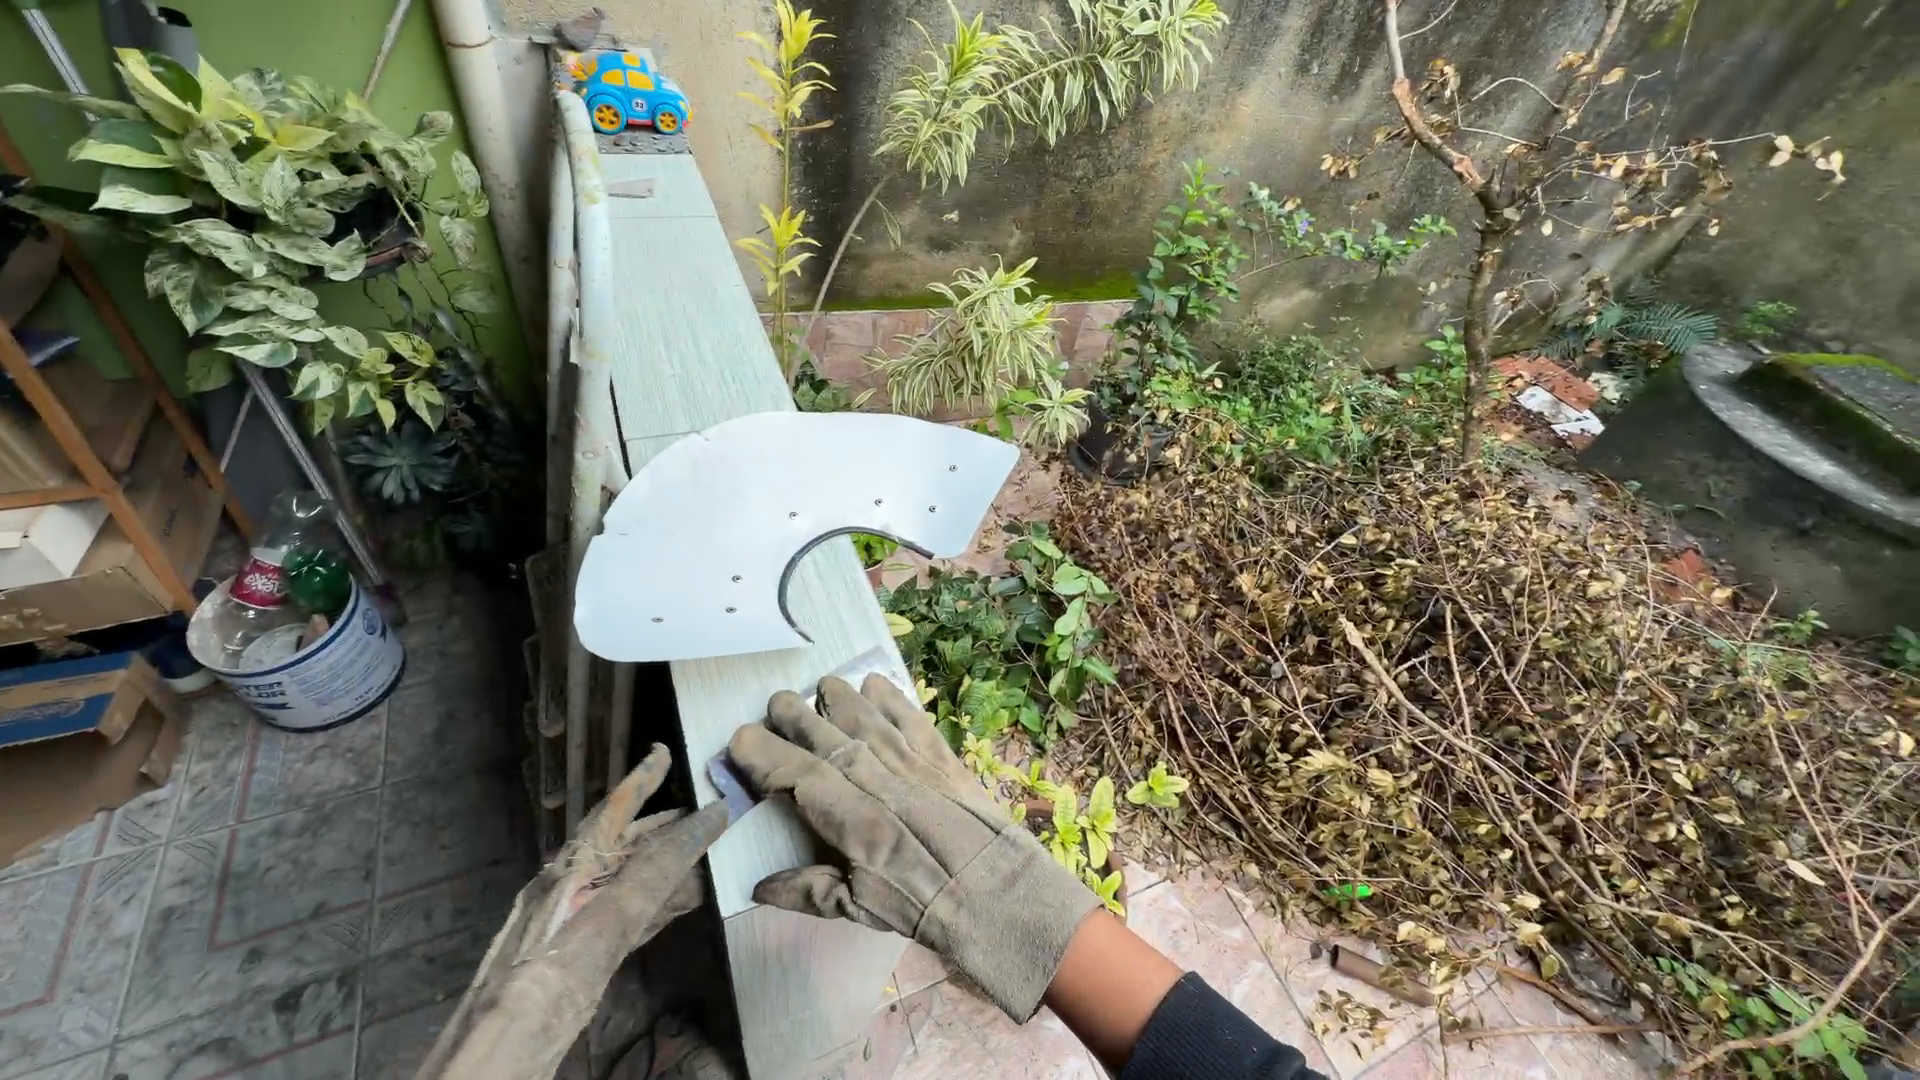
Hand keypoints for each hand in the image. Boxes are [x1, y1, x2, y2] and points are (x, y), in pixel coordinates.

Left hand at [414, 745, 729, 1079]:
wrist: (486, 1074)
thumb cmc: (539, 998)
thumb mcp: (602, 929)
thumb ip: (654, 875)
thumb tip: (709, 818)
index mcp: (563, 877)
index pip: (610, 815)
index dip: (639, 782)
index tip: (663, 753)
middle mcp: (562, 893)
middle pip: (618, 846)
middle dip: (661, 826)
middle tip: (704, 811)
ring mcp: (564, 930)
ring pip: (621, 882)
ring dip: (663, 866)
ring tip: (704, 858)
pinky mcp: (570, 966)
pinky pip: (619, 918)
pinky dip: (653, 905)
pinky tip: (675, 908)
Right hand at [728, 674, 1100, 1020]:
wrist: (993, 889)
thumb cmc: (921, 902)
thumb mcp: (858, 908)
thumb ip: (807, 891)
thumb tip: (758, 887)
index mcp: (847, 813)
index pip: (793, 771)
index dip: (763, 752)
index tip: (740, 738)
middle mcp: (872, 774)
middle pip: (824, 731)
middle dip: (795, 714)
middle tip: (776, 702)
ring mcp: (908, 757)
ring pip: (864, 713)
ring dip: (839, 697)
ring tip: (823, 686)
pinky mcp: (938, 752)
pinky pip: (908, 713)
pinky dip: (890, 695)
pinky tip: (875, 683)